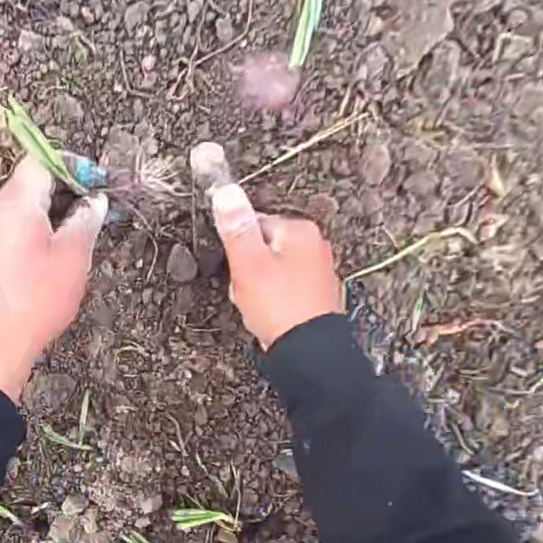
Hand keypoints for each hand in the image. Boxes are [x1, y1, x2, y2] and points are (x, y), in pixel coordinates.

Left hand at [0, 157, 107, 401]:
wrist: (1, 340)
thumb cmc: (37, 299)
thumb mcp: (74, 254)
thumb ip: (87, 219)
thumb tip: (95, 201)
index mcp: (15, 203)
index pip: (42, 161)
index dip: (74, 166)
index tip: (98, 182)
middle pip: (34, 181)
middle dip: (69, 189)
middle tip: (98, 207)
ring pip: (28, 205)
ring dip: (58, 210)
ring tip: (85, 230)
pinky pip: (20, 225)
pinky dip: (43, 227)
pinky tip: (63, 248)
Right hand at [199, 150, 343, 349]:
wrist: (307, 351)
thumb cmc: (279, 307)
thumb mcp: (248, 263)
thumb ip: (237, 227)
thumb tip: (226, 191)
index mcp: (299, 231)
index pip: (254, 224)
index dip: (237, 249)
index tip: (237, 268)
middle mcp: (314, 246)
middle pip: (262, 248)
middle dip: (247, 270)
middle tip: (248, 291)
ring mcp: (316, 271)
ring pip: (271, 271)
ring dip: (257, 288)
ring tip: (259, 306)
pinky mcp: (314, 294)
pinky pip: (283, 290)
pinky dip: (273, 301)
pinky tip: (270, 315)